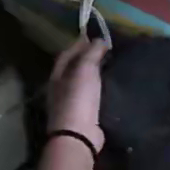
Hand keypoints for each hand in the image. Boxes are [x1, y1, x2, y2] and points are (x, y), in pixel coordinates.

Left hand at [47, 37, 108, 153]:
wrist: (78, 134)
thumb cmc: (78, 98)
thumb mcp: (85, 69)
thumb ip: (92, 52)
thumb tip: (99, 40)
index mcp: (57, 75)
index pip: (67, 54)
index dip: (79, 43)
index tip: (95, 35)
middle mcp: (61, 88)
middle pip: (74, 68)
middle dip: (88, 58)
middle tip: (107, 49)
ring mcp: (72, 103)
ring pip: (84, 82)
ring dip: (96, 73)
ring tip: (112, 65)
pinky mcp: (84, 115)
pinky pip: (93, 95)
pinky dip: (101, 87)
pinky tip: (112, 85)